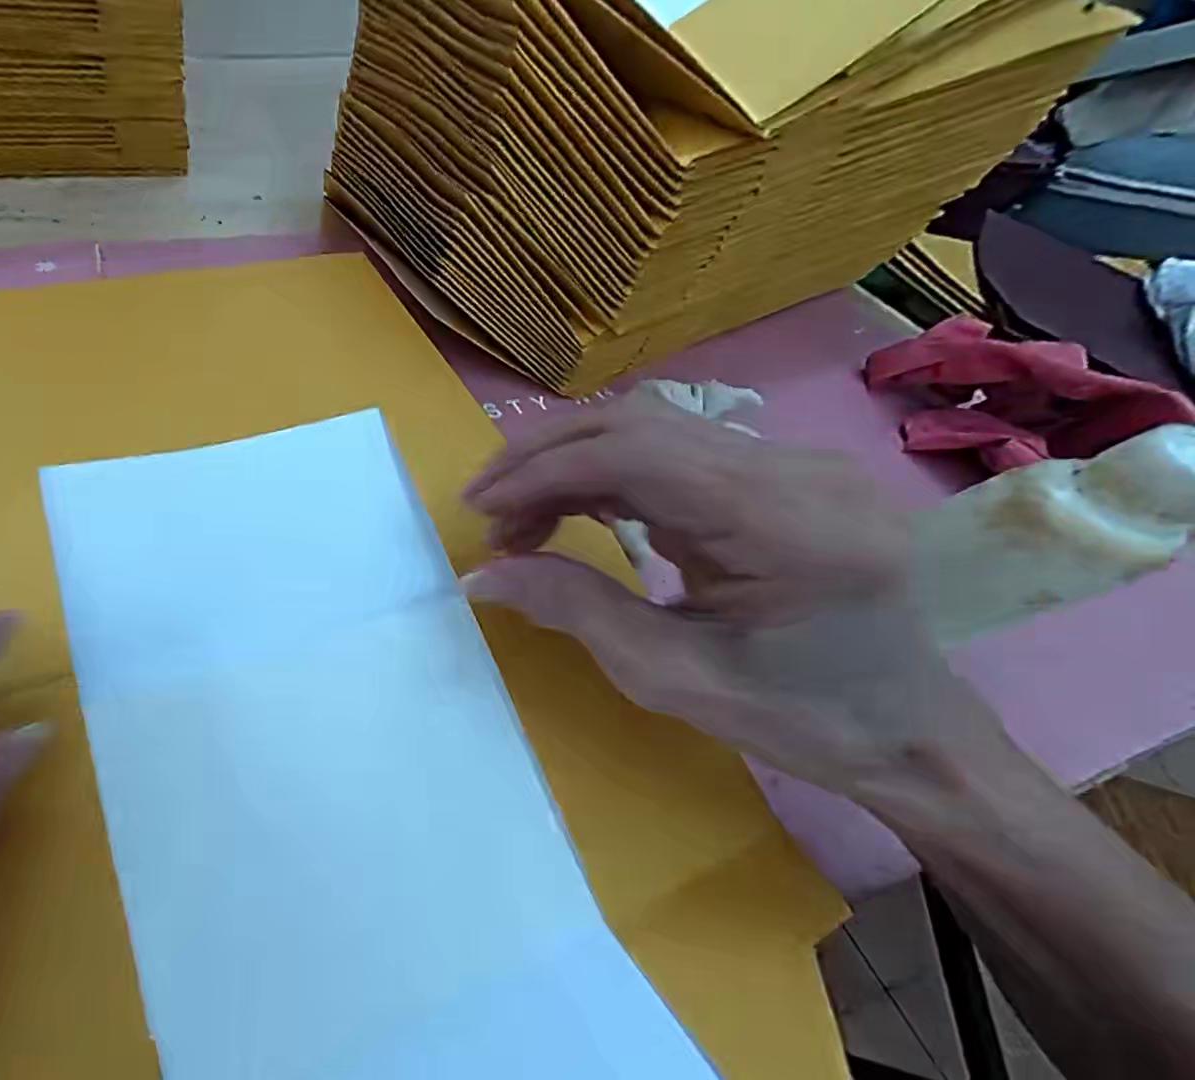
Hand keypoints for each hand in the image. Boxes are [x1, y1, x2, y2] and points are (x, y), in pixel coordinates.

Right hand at [461, 394, 1018, 801]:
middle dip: (541, 459)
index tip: (480, 509)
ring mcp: (790, 465)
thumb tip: (481, 575)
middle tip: (485, 509)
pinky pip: (666, 452)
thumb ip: (570, 608)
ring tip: (517, 523)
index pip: (636, 456)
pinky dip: (599, 476)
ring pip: (645, 428)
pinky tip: (567, 512)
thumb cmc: (795, 717)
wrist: (906, 731)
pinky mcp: (775, 474)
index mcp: (787, 526)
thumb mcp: (667, 675)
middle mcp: (796, 472)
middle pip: (636, 423)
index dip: (542, 472)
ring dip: (564, 465)